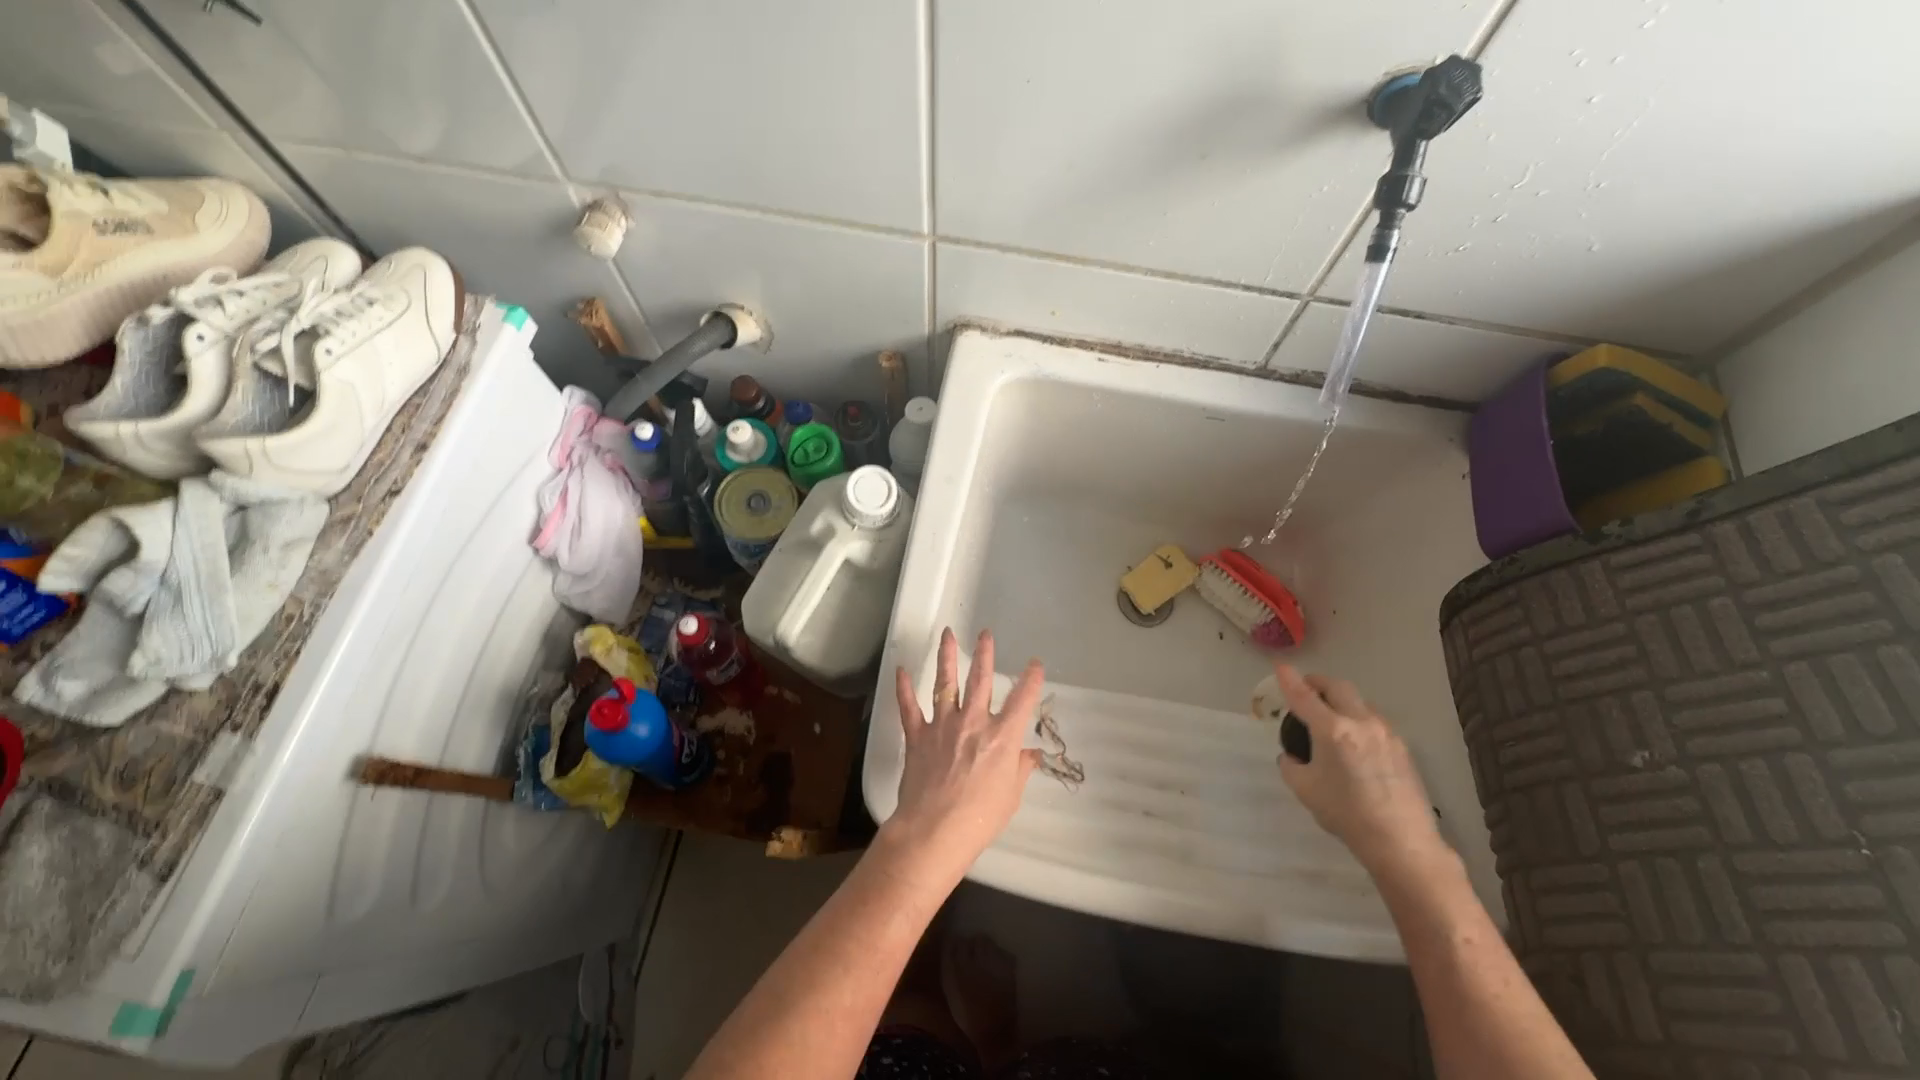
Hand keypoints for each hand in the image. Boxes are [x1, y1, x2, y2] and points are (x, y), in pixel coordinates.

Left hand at [886, 628, 1043, 870]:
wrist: (934, 829)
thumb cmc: (980, 817)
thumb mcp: (1011, 795)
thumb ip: (1020, 769)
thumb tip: (1029, 754)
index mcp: (1002, 737)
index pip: (1022, 700)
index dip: (1031, 680)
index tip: (1035, 664)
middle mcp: (974, 722)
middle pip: (981, 680)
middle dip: (985, 654)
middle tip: (985, 633)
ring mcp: (943, 726)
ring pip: (946, 684)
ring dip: (947, 657)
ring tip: (947, 635)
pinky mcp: (918, 736)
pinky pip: (909, 707)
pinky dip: (904, 688)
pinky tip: (901, 670)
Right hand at [1272, 663, 1448, 877]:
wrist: (1400, 840)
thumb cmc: (1346, 814)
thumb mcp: (1304, 790)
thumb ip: (1291, 765)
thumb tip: (1293, 755)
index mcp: (1332, 731)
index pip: (1305, 697)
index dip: (1290, 681)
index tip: (1281, 668)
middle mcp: (1361, 723)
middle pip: (1338, 688)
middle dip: (1319, 683)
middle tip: (1306, 689)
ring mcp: (1386, 733)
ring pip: (1360, 703)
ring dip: (1342, 701)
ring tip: (1331, 718)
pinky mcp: (1402, 747)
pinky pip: (1375, 722)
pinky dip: (1359, 720)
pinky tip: (1355, 744)